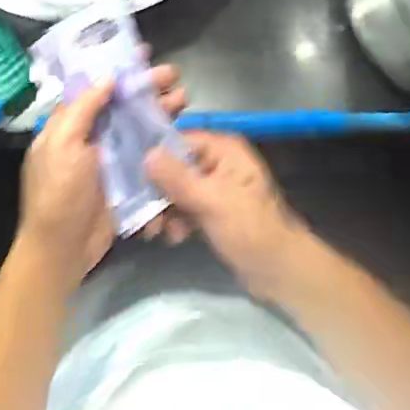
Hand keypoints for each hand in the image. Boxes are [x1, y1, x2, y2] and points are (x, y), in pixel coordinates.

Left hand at [17, 65, 186, 281]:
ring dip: (160, 108)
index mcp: (71, 124)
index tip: (142, 53)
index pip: (96, 86)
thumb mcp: (62, 146)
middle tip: (172, 75)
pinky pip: (149, 149)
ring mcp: (113, 155)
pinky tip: (180, 127)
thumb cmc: (58, 194)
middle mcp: (93, 135)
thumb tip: (107, 77)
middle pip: (124, 102)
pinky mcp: (129, 175)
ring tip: (183, 98)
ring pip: (140, 122)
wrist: (63, 251)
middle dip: (147, 86)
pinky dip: (164, 136)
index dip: (119, 68)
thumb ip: (83, 109)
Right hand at [145, 132, 315, 299]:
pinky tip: (175, 237)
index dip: (156, 155)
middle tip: (143, 216)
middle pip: (177, 166)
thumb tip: (147, 153)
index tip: (131, 175)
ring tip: (156, 232)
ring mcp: (217, 187)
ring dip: (165, 209)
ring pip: (179, 189)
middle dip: (158, 191)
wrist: (278, 269)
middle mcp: (220, 162)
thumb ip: (178, 178)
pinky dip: (177, 219)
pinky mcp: (214, 210)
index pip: (182, 140)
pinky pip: (187, 207)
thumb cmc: (249, 229)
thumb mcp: (211, 201)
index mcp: (225, 149)